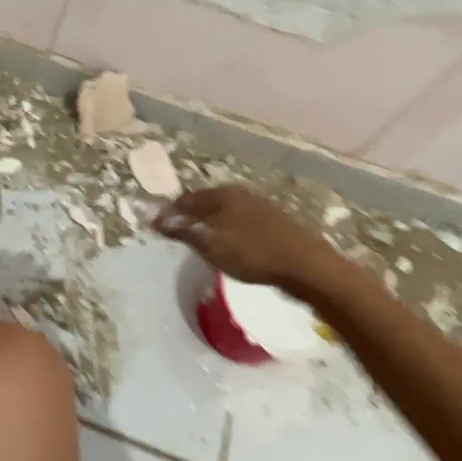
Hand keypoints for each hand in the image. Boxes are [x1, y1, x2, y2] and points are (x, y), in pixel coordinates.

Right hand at [153, 185, 342, 291]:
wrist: (307, 266)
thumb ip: (183, 231)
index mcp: (222, 194)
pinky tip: (228, 244)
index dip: (168, 213)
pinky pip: (239, 222)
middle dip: (189, 215)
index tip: (154, 227)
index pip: (185, 199)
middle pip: (205, 203)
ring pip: (224, 212)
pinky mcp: (273, 223)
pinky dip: (226, 231)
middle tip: (175, 232)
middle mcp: (240, 194)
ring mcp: (259, 207)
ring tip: (199, 241)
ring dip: (209, 224)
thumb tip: (157, 219)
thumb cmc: (253, 253)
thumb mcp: (211, 244)